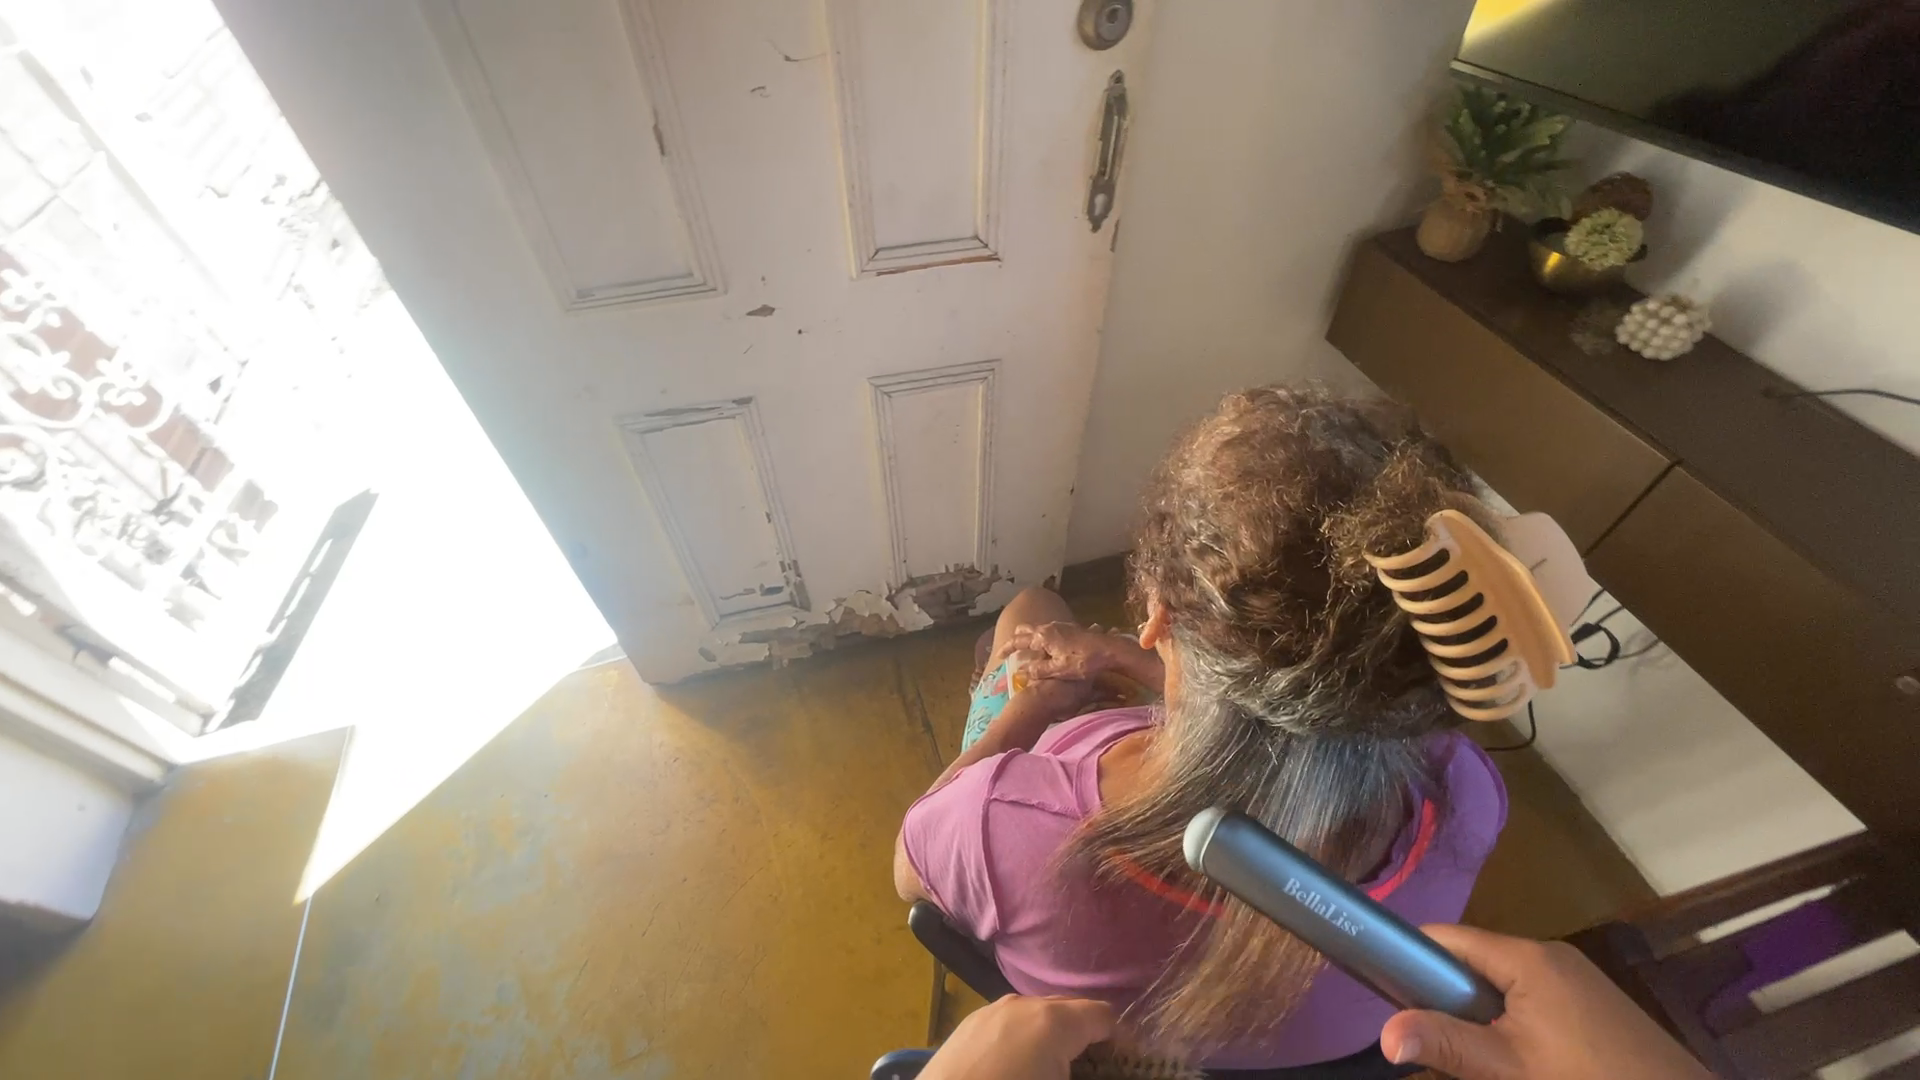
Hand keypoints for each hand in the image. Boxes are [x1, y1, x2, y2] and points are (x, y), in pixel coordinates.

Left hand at [921, 996, 1115, 1079]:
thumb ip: (1089, 1076)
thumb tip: (1109, 1071)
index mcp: (1053, 1020)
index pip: (1104, 1016)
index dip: (1123, 1043)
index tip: (1131, 1068)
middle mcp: (1024, 1003)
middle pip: (1072, 1011)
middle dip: (1091, 1040)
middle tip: (1100, 1072)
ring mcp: (993, 1010)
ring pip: (1039, 1016)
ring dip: (1057, 1041)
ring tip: (1059, 1072)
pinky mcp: (970, 1025)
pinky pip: (1012, 1025)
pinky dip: (1027, 1042)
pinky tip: (1021, 1070)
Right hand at [1002, 622, 1162, 690]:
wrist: (1111, 650)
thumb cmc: (1084, 661)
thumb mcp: (1059, 670)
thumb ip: (1039, 670)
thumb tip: (1021, 670)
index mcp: (1043, 637)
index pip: (1018, 641)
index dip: (1007, 649)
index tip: (999, 657)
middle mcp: (1049, 628)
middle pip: (1026, 629)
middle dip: (1017, 639)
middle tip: (1012, 650)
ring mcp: (1061, 627)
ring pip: (1038, 629)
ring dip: (1030, 638)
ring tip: (1029, 651)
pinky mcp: (1071, 629)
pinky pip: (1049, 631)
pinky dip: (1042, 638)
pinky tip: (1049, 648)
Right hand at [1380, 925, 1713, 1079]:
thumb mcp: (1513, 1071)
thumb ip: (1446, 1044)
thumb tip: (1383, 1037)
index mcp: (1525, 955)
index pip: (1444, 938)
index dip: (1411, 961)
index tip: (1393, 998)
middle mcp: (1549, 953)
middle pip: (1471, 962)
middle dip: (1449, 1000)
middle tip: (1441, 1045)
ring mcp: (1578, 979)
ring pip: (1501, 984)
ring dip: (1481, 1017)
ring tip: (1484, 1061)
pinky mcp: (1597, 1006)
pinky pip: (1533, 999)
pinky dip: (1514, 1025)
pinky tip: (1524, 1063)